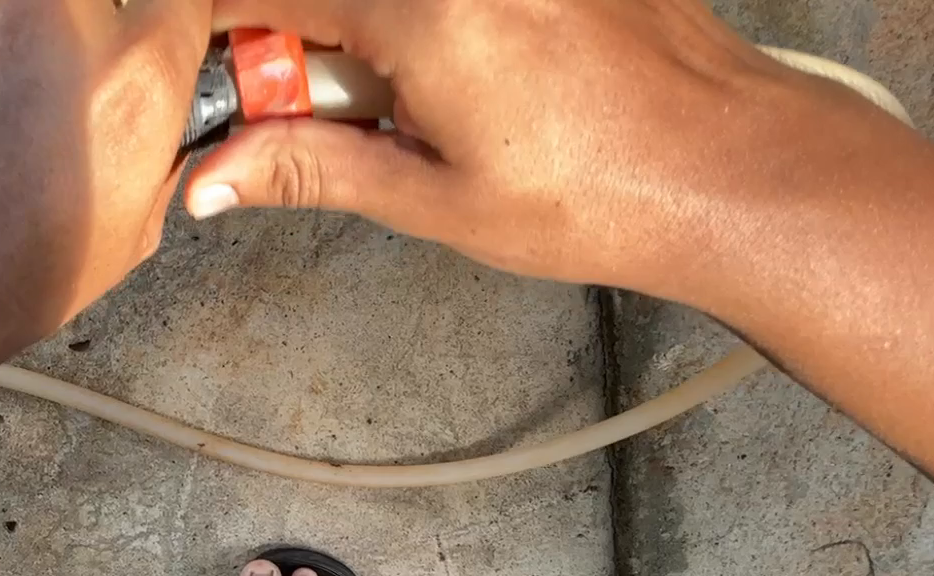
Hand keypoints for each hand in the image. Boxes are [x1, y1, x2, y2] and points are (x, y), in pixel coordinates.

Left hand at [0, 0, 209, 361]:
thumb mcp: (125, 238)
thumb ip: (157, 154)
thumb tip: (159, 116)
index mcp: (128, 80)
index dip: (170, 26)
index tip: (154, 46)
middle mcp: (55, 11)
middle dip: (91, 34)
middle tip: (64, 95)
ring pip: (22, 5)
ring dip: (21, 41)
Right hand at [184, 0, 905, 297]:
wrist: (724, 167)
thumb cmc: (581, 199)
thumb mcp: (428, 198)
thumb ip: (309, 169)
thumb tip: (209, 180)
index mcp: (430, 11)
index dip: (221, 24)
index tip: (212, 72)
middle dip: (296, 32)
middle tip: (311, 102)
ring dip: (357, 34)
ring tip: (398, 96)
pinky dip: (409, 26)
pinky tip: (446, 70)